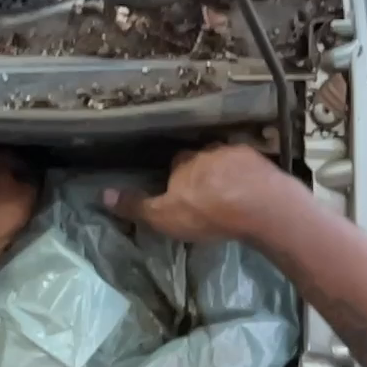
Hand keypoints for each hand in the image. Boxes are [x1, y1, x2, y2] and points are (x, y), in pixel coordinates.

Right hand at [102, 145, 292, 241]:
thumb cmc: (209, 212)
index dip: (177, 177)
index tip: (180, 192)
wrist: (262, 207)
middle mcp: (209, 151)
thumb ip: (137, 206)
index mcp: (184, 162)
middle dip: (203, 172)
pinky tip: (254, 194)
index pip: (175, 163)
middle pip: (202, 159)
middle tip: (207, 195)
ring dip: (228, 174)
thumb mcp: (165, 216)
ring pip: (228, 161)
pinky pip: (253, 168)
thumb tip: (102, 194)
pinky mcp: (263, 162)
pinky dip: (251, 178)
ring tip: (233, 196)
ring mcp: (238, 154)